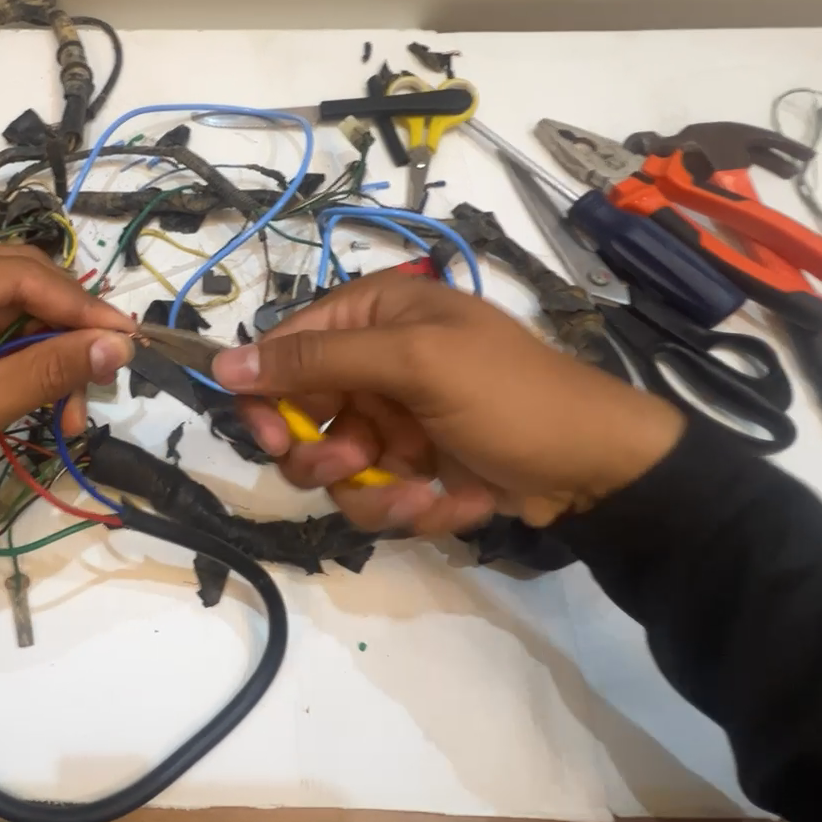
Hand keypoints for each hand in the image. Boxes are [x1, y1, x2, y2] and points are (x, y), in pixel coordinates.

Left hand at [0, 245, 134, 530]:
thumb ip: (42, 373)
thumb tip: (118, 345)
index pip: (14, 273)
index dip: (77, 305)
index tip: (127, 338)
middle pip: (16, 281)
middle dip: (66, 328)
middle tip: (106, 373)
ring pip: (11, 307)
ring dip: (49, 351)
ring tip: (73, 408)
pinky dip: (24, 362)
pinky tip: (48, 397)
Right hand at [211, 270, 683, 533]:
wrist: (600, 471)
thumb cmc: (508, 397)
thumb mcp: (413, 362)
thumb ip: (315, 360)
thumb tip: (221, 363)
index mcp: (370, 316)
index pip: (282, 350)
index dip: (266, 396)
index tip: (272, 438)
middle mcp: (371, 362)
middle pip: (297, 413)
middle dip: (322, 451)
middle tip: (352, 465)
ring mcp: (389, 416)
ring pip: (328, 463)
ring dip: (365, 488)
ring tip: (414, 493)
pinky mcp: (407, 463)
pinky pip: (369, 490)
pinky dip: (402, 505)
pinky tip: (449, 502)